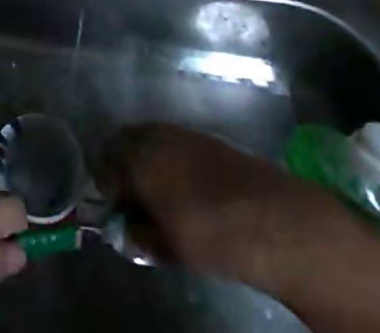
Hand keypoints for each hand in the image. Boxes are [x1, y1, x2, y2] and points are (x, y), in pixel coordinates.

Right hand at [98, 123, 360, 297]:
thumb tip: (129, 228)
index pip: (104, 166)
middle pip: (124, 143)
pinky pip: (174, 141)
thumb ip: (140, 235)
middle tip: (129, 194)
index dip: (105, 188)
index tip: (112, 206)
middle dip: (121, 165)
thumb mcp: (168, 247)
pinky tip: (182, 182)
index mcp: (137, 159)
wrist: (275, 220)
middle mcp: (155, 136)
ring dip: (146, 158)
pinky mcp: (208, 137)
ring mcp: (183, 133)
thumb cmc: (212, 235)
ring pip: (150, 138)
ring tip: (156, 190)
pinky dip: (169, 156)